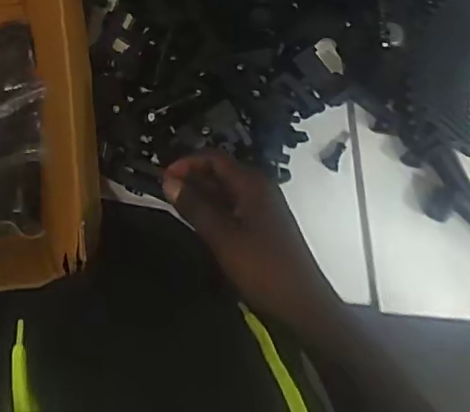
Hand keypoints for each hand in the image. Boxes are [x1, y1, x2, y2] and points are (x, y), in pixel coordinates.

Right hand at [163, 149, 338, 324]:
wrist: (305, 310)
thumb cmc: (263, 268)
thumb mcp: (222, 237)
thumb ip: (193, 206)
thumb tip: (168, 181)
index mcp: (251, 184)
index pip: (213, 158)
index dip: (186, 163)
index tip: (164, 177)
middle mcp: (259, 190)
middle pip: (220, 172)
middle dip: (192, 178)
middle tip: (167, 191)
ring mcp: (263, 209)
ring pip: (225, 192)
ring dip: (201, 196)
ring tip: (178, 207)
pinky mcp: (264, 228)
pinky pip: (233, 208)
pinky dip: (214, 210)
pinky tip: (200, 224)